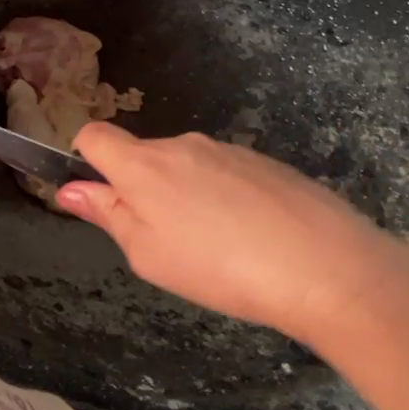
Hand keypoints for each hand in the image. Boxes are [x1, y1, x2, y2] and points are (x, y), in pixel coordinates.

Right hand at [57, 123, 408, 344]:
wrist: (338, 273)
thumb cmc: (223, 269)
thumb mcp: (149, 255)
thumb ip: (108, 216)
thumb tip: (70, 190)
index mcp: (142, 165)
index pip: (92, 135)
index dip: (86, 160)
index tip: (102, 196)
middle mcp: (181, 145)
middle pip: (143, 155)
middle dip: (143, 188)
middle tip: (166, 239)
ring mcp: (230, 151)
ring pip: (188, 166)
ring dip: (188, 195)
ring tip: (221, 248)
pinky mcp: (272, 165)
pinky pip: (230, 175)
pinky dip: (230, 200)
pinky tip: (259, 241)